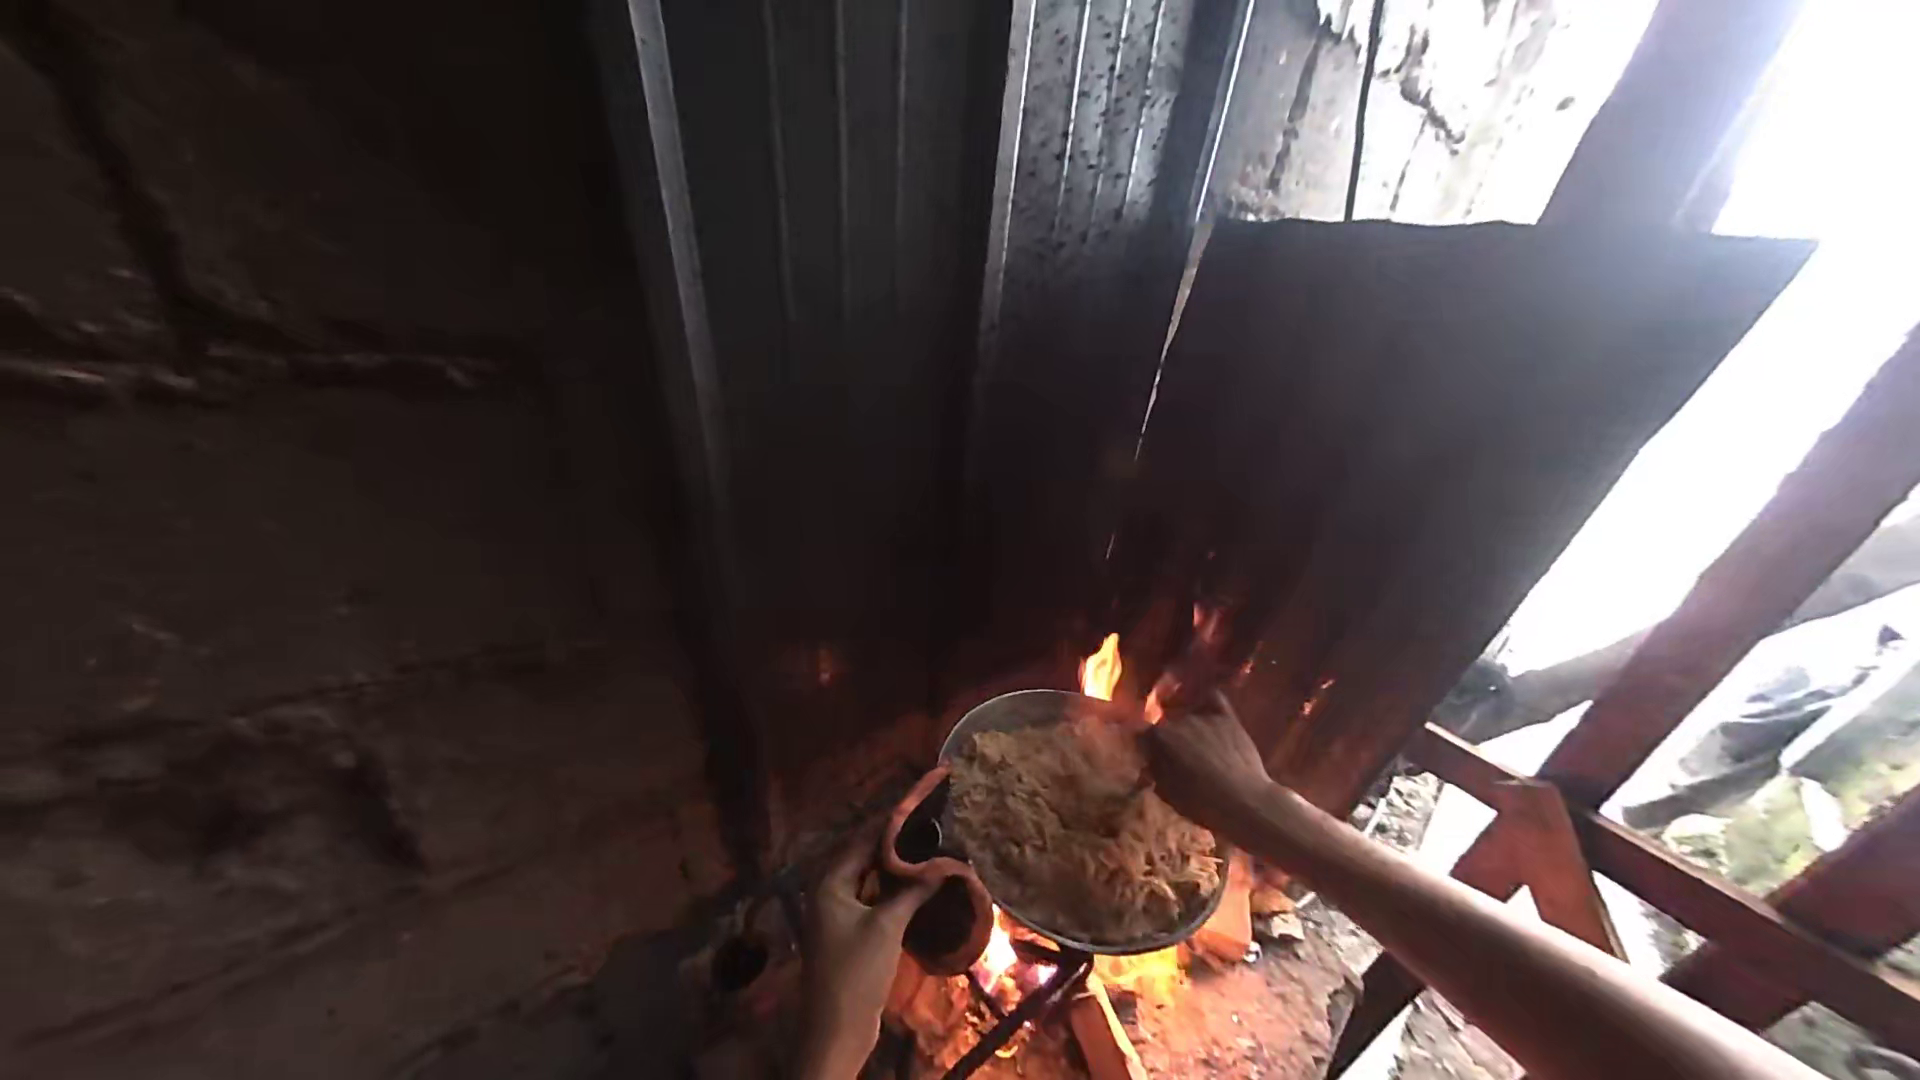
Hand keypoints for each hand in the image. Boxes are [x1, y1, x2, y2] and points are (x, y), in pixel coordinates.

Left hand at [797, 819, 939, 1079]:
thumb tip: (944, 864)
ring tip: (926, 853)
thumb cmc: (857, 972)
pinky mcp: (848, 932)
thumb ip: (913, 890)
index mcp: (830, 883)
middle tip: (927, 831)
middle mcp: (829, 892)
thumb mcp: (888, 925)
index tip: (918, 812)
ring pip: (869, 879)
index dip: (889, 826)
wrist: (837, 1034)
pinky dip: (890, 890)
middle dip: (894, 847)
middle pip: (864, 858)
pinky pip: (871, 899)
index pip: (861, 841)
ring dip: (894, 869)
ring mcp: (837, 914)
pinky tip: (914, 886)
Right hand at [1144, 692, 1274, 830]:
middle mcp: (1177, 720)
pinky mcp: (1226, 717)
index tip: (1147, 755)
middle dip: (1167, 736)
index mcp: (1159, 737)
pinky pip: (1212, 698)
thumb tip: (1146, 761)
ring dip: (1186, 724)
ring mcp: (1202, 716)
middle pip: (1165, 722)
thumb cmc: (1201, 802)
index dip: (1142, 743)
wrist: (1245, 802)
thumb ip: (1153, 770)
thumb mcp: (1167, 792)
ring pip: (1187, 712)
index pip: (1140, 732)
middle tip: (1175, 754)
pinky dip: (1206, 700)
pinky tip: (1206, 707)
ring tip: (1196, 741)